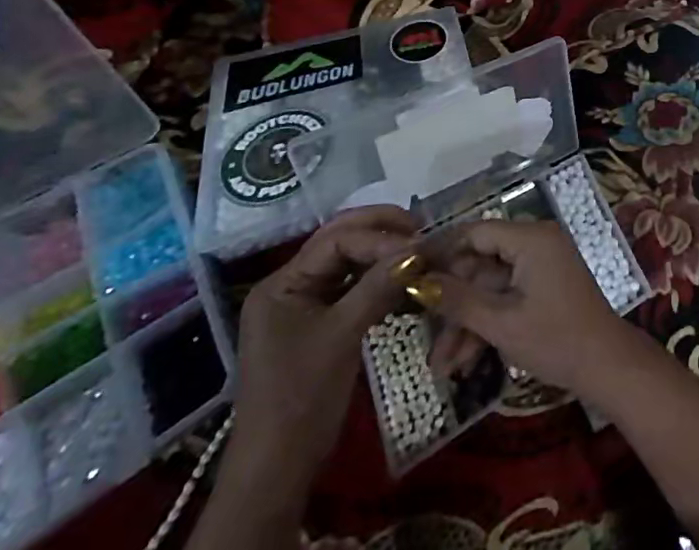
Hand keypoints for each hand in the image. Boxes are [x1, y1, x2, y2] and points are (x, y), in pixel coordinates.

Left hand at [233, 205, 415, 473]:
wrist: (277, 468)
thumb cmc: (302, 398)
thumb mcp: (342, 337)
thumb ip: (377, 288)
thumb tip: (418, 250)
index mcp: (282, 282)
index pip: (334, 241)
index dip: (378, 239)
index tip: (418, 245)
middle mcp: (289, 285)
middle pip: (338, 244)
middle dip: (379, 234)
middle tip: (421, 230)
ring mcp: (303, 305)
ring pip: (346, 266)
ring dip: (381, 258)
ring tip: (419, 253)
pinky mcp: (318, 325)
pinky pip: (350, 292)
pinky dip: (376, 285)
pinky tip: (404, 284)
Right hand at [422, 220, 635, 393]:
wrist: (609, 369)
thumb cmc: (555, 339)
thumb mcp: (500, 322)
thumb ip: (457, 299)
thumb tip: (418, 283)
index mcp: (530, 238)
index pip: (474, 232)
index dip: (441, 253)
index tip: (411, 273)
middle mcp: (535, 243)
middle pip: (480, 265)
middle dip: (453, 305)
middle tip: (425, 332)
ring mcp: (541, 266)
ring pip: (490, 288)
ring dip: (467, 323)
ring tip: (442, 366)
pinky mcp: (544, 287)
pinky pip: (507, 297)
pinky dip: (488, 324)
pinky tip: (464, 361)